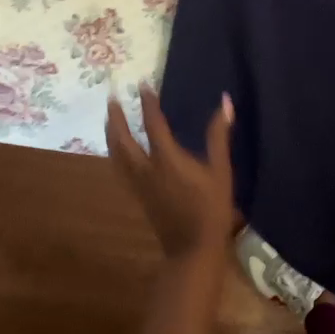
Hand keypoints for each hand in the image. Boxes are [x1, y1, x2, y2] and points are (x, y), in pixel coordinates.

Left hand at [105, 84, 235, 262]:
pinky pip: (119, 168)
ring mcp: (139, 184)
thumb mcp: (221, 170)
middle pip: (123, 140)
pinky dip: (115, 153)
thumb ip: (219, 135)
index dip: (148, 103)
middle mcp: (146, 169)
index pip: (153, 124)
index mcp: (167, 159)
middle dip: (116, 118)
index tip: (142, 85)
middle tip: (111, 98)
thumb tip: (224, 102)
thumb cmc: (212, 208)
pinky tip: (117, 151)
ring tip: (109, 119)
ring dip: (111, 134)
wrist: (193, 248)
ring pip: (116, 155)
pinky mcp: (138, 196)